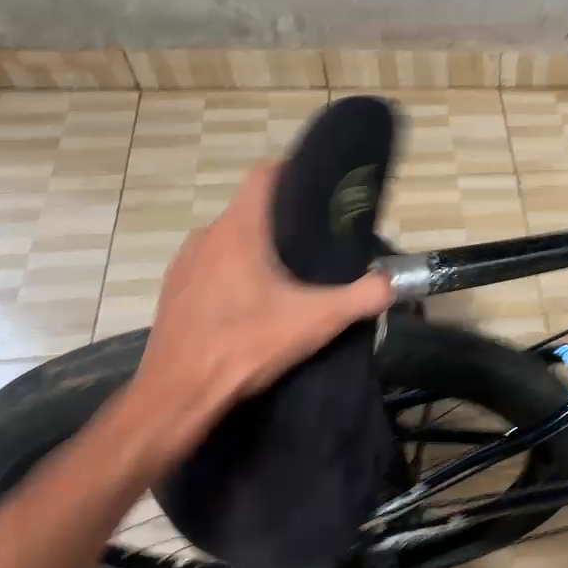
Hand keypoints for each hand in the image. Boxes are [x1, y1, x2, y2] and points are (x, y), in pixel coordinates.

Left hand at [121, 159, 392, 457]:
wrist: (180, 393)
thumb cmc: (246, 345)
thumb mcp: (317, 321)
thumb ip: (362, 297)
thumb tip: (392, 283)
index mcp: (239, 230)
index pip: (264, 176)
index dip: (293, 175)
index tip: (321, 193)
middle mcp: (207, 236)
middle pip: (250, 212)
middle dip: (284, 223)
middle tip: (319, 247)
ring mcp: (185, 264)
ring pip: (229, 243)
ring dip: (258, 253)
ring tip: (290, 280)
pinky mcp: (175, 292)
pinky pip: (211, 269)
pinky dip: (234, 277)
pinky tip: (253, 308)